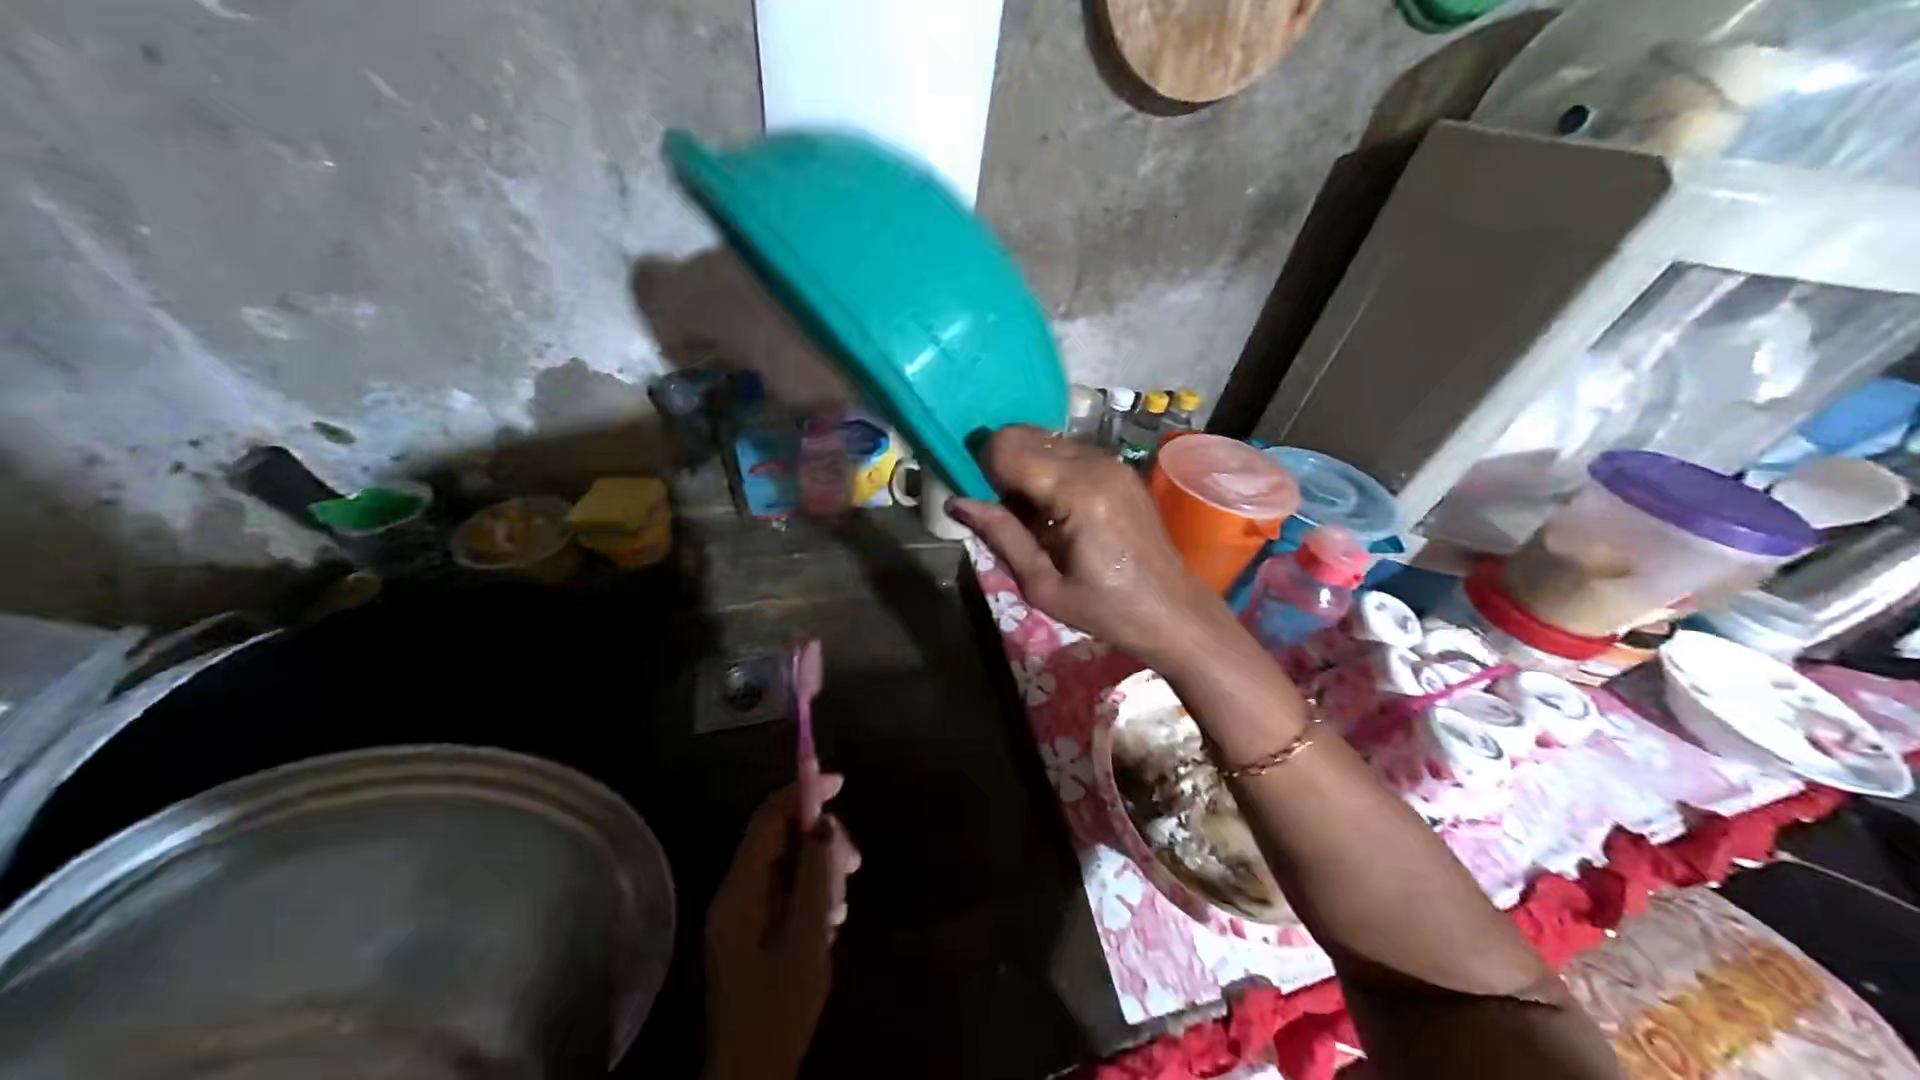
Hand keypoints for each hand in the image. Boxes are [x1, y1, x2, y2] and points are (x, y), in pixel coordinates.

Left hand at [704, 777, 862, 1079]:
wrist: (750, 1072)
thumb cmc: (779, 1008)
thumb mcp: (807, 940)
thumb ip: (814, 877)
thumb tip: (824, 822)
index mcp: (739, 891)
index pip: (767, 820)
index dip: (800, 792)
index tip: (839, 781)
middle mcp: (734, 892)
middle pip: (778, 839)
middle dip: (819, 838)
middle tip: (855, 863)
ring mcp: (741, 912)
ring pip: (785, 863)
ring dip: (818, 868)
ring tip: (842, 903)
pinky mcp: (752, 928)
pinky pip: (784, 889)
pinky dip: (810, 890)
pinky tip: (831, 918)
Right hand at [947, 425, 1231, 668]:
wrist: (1172, 611)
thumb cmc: (1106, 609)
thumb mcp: (1042, 585)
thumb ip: (1001, 535)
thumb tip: (957, 502)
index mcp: (1078, 493)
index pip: (1009, 449)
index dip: (985, 470)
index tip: (987, 505)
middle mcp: (1096, 464)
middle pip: (1025, 435)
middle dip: (1003, 466)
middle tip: (1007, 512)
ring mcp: (1113, 462)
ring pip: (1046, 440)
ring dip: (1027, 467)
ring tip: (1033, 515)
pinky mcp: (1121, 468)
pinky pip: (1069, 451)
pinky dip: (1049, 469)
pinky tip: (1056, 509)